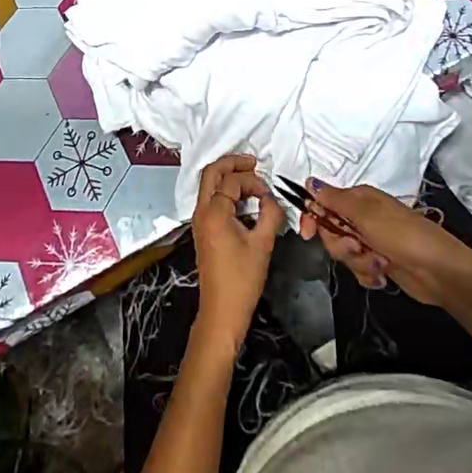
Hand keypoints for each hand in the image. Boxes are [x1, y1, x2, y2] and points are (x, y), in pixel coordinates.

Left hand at [189, 154, 284, 349]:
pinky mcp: (203, 229)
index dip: (253, 182)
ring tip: (252, 178)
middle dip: (232, 164)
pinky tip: (244, 198)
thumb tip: (272, 198)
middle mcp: (201, 211)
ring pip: (208, 185)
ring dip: (228, 177)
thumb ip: (270, 214)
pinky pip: (211, 199)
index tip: (269, 194)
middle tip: (253, 162)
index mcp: (213, 213)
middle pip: (211, 173)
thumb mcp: (263, 244)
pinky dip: (225, 191)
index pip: (232, 182)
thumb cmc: (242, 279)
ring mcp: (199, 220)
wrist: (222, 310)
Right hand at [298, 183, 471, 305]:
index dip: (313, 217)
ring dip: (357, 261)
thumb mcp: (365, 214)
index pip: (323, 202)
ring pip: (344, 252)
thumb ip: (334, 199)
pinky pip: (358, 268)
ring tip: (378, 264)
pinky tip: (382, 275)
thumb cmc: (403, 236)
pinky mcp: (379, 262)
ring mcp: (371, 241)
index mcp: (359, 199)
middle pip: (330, 231)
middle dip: (340, 245)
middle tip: (356, 247)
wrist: (440, 271)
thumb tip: (309, 181)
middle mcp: (362, 218)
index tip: (308, 233)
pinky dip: (368, 274)